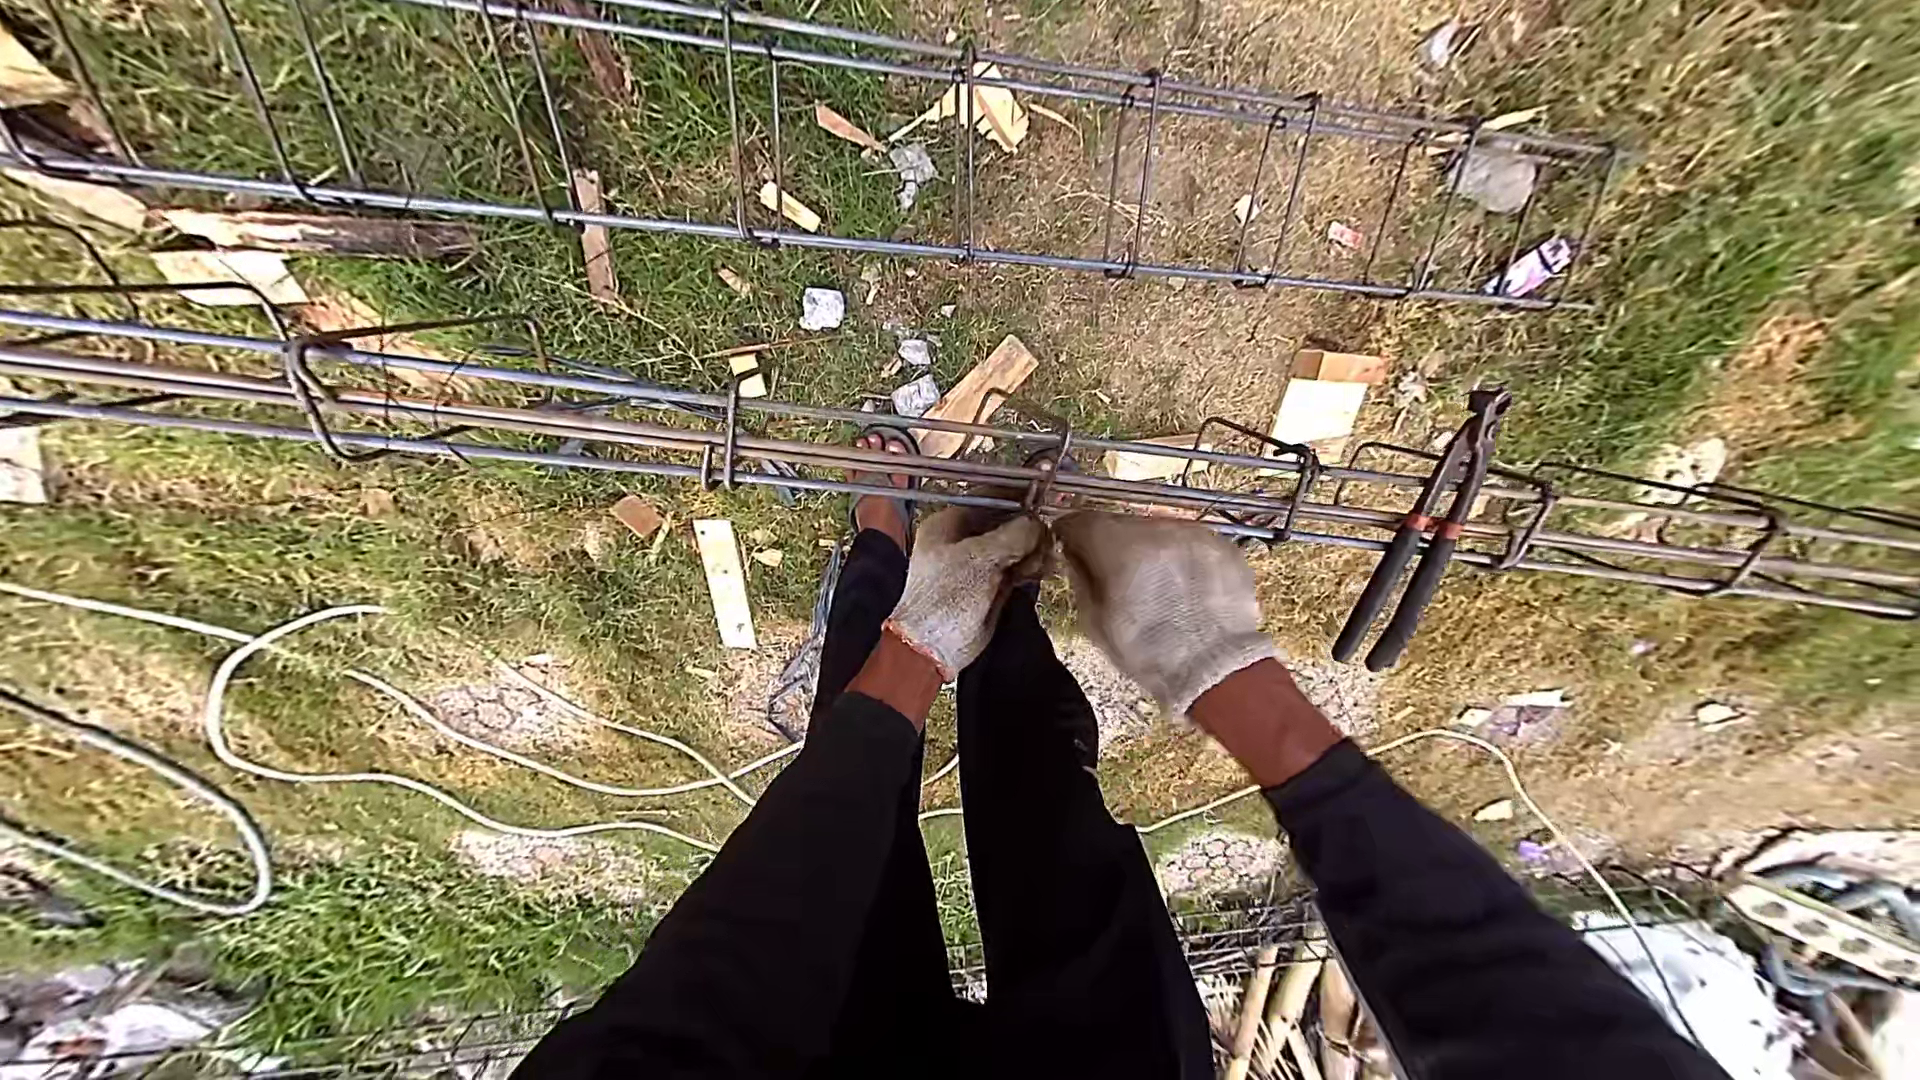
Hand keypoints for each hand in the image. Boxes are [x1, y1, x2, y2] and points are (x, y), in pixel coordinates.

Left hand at [884, 508, 1045, 679]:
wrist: (935, 645)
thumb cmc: (946, 596)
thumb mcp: (979, 559)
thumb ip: (1011, 536)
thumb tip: (1036, 524)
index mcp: (949, 524)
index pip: (987, 496)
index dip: (1015, 495)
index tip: (1041, 494)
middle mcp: (964, 539)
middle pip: (1006, 521)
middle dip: (1028, 528)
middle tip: (1044, 538)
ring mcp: (979, 562)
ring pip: (1016, 544)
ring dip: (1033, 549)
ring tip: (1041, 560)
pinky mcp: (993, 584)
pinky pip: (1018, 566)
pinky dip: (1031, 566)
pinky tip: (1040, 570)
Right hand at [1054, 511, 1275, 717]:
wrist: (1217, 669)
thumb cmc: (1149, 653)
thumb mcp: (1096, 623)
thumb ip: (1081, 580)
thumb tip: (1076, 557)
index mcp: (1120, 551)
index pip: (1083, 521)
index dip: (1071, 532)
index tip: (1068, 542)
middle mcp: (1156, 532)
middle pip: (1119, 522)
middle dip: (1109, 542)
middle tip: (1110, 568)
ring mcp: (1192, 535)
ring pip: (1154, 528)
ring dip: (1144, 546)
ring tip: (1149, 579)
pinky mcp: (1220, 544)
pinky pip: (1186, 539)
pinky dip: (1176, 554)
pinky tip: (1178, 582)